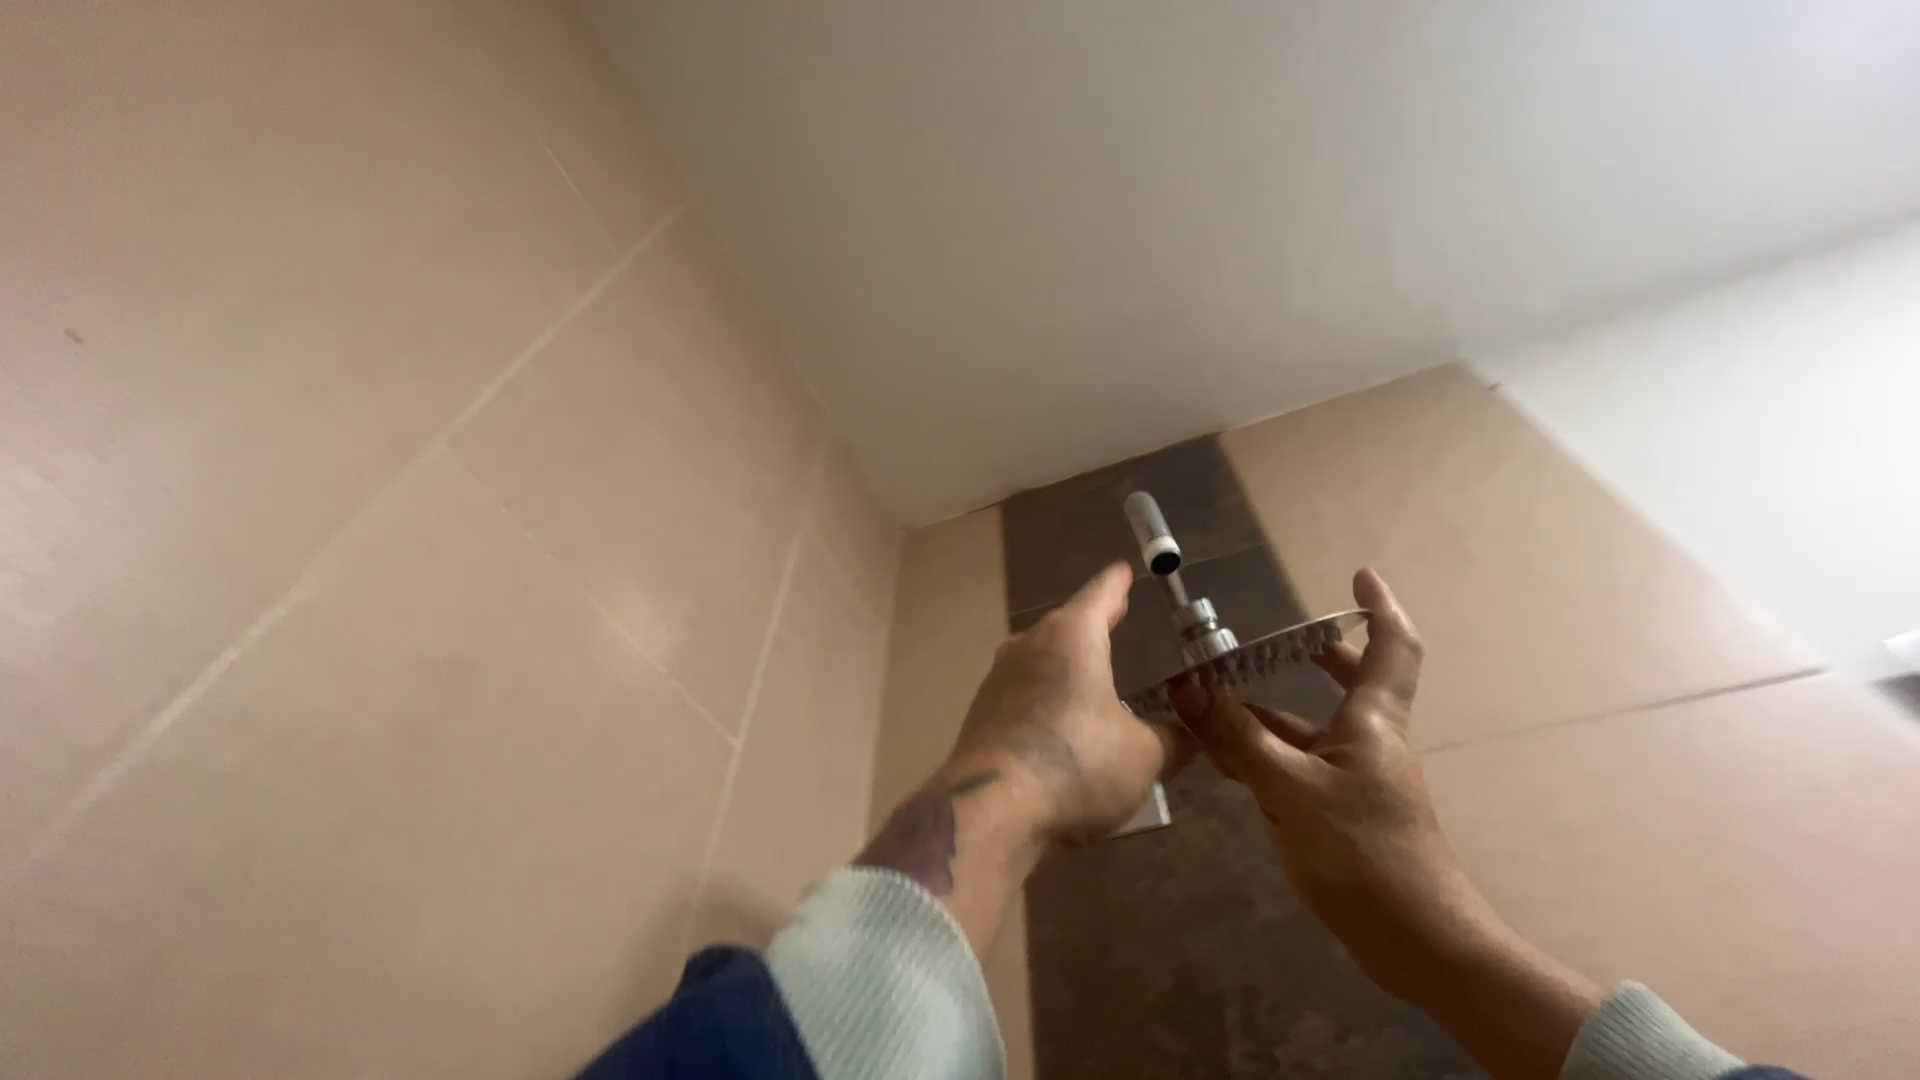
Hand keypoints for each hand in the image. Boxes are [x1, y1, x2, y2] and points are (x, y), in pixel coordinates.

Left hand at [946, 561, 1187, 844]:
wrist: (991, 808)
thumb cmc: (1077, 765)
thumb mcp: (1142, 755)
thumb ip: (1170, 740)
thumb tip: (1188, 737)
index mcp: (1071, 637)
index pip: (1100, 595)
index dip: (1117, 584)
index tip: (1124, 571)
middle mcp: (1028, 646)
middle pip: (1066, 624)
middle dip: (1092, 623)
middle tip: (1115, 617)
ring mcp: (998, 679)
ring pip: (1040, 658)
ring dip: (1065, 663)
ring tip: (1090, 673)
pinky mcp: (981, 714)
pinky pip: (1023, 693)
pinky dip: (1045, 698)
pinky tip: (1058, 721)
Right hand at [1171, 568, 1476, 996]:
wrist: (1411, 939)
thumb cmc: (1363, 851)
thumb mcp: (1290, 787)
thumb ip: (1238, 737)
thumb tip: (1188, 690)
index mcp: (1372, 723)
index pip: (1392, 648)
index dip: (1379, 607)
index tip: (1360, 575)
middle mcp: (1366, 743)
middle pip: (1350, 684)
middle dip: (1319, 656)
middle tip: (1284, 639)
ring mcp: (1352, 780)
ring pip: (1305, 731)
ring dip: (1261, 716)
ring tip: (1206, 705)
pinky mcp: (1336, 813)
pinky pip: (1291, 767)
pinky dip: (1257, 754)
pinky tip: (1219, 757)